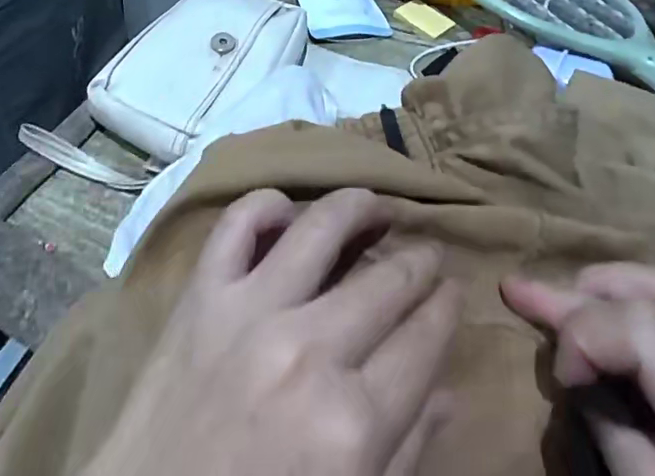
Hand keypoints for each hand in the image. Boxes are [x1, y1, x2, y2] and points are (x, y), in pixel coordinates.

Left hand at [85, 188, 461, 475]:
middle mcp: (309, 351)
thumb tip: (447, 390)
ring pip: (320, 230)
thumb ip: (404, 452)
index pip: (423, 341)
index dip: (446, 308)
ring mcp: (250, 312)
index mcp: (352, 421)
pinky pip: (237, 225)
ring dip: (357, 207)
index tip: (454, 289)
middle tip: (428, 250)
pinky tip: (285, 208)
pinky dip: (264, 205)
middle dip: (419, 260)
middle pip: (385, 282)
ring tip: (373, 203)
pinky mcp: (200, 295)